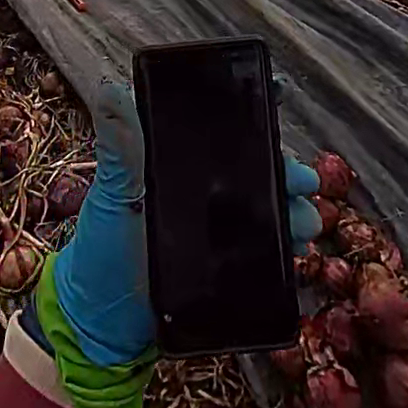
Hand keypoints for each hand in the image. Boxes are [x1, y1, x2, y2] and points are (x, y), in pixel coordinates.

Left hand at [52, 74, 319, 365]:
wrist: (103, 321)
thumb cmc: (103, 246)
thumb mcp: (113, 190)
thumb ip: (119, 144)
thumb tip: (111, 87)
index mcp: (182, 161)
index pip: (223, 126)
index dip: (254, 108)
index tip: (278, 92)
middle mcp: (208, 187)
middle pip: (258, 166)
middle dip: (287, 168)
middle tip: (303, 179)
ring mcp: (221, 225)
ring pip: (269, 205)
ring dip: (293, 208)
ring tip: (304, 221)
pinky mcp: (230, 262)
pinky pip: (268, 247)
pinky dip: (287, 243)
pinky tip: (299, 245)